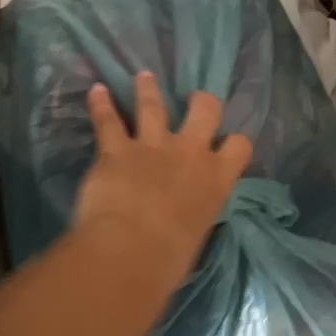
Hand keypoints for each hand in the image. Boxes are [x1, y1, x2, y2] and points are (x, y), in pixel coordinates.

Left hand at [73, 71, 252, 269]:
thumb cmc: (169, 259)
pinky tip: (96, 91)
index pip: (239, 147)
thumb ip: (193, 215)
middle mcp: (189, 153)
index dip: (234, 142)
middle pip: (204, 110)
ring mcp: (152, 145)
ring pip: (153, 105)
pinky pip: (108, 120)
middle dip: (201, 101)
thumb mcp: (195, 235)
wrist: (130, 250)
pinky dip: (100, 104)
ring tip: (143, 76)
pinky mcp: (117, 148)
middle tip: (195, 98)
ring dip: (148, 89)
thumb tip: (183, 219)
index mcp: (216, 180)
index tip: (228, 143)